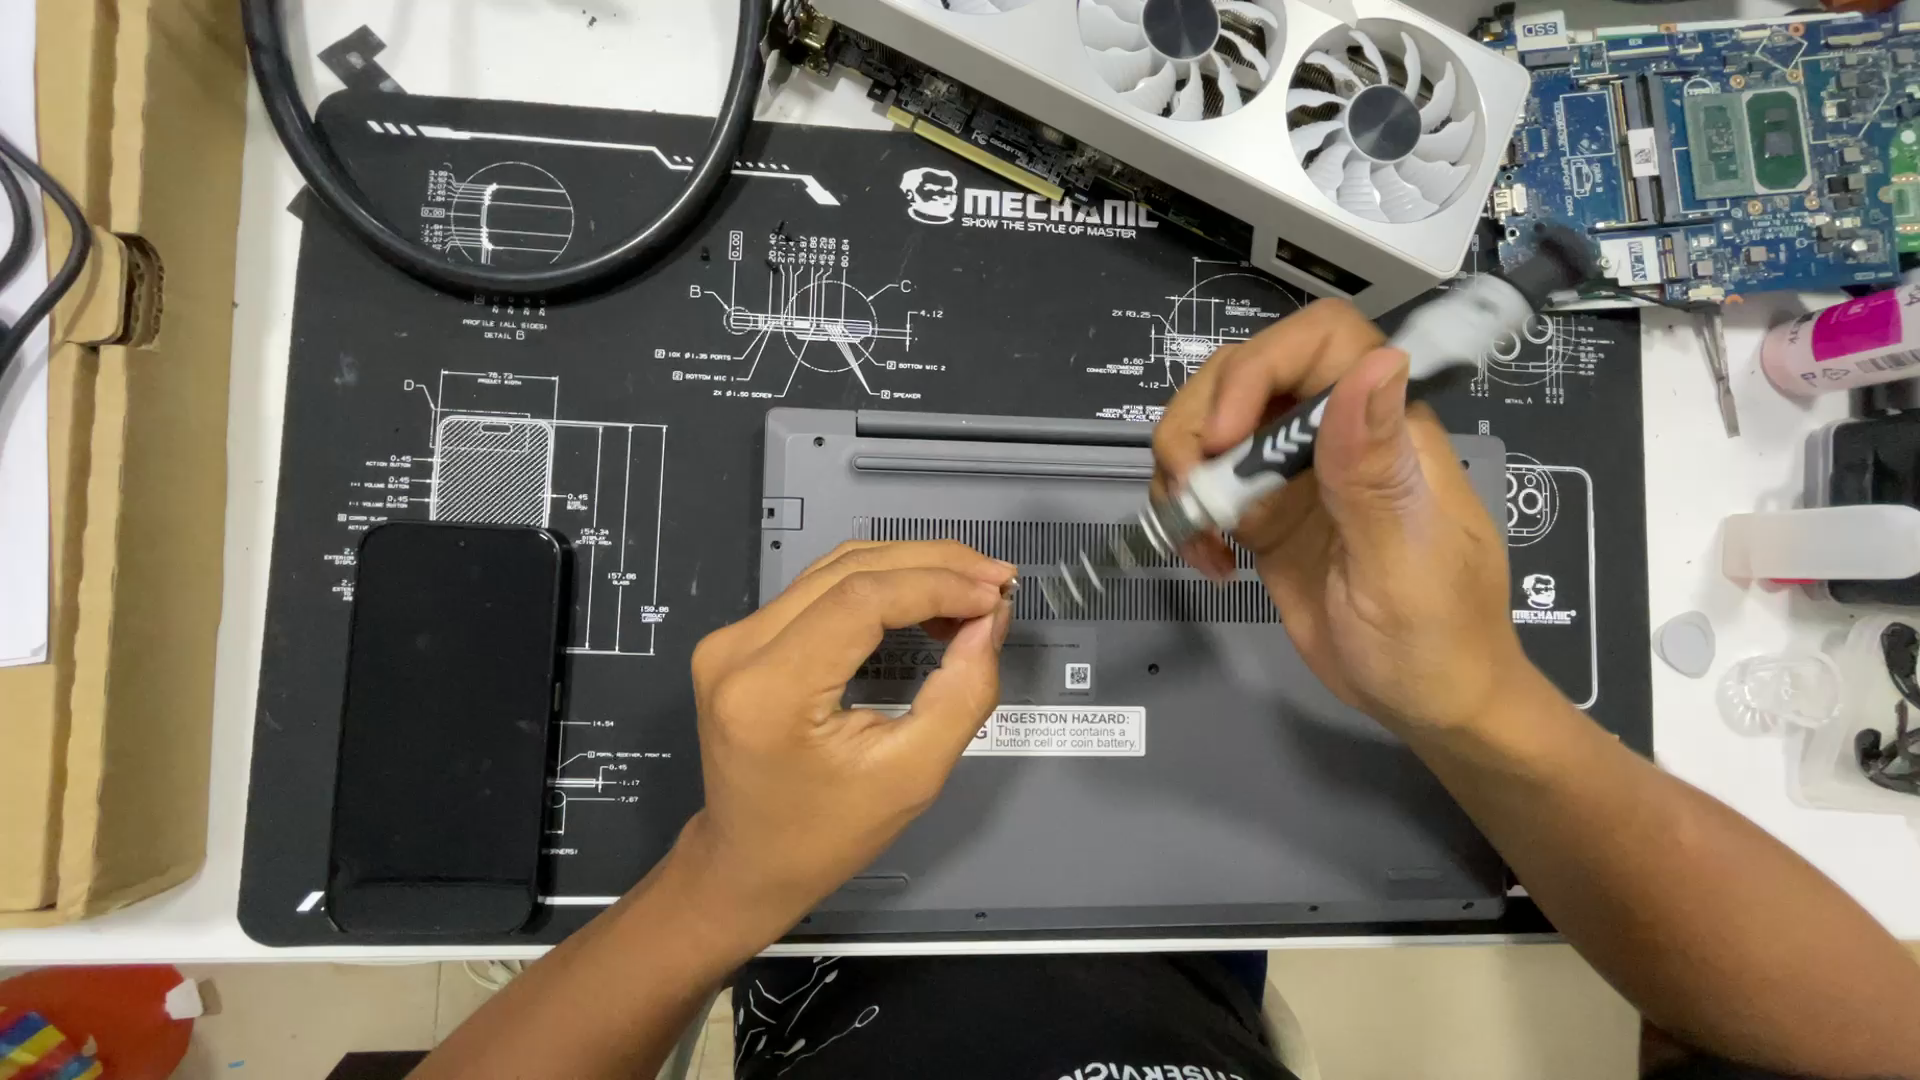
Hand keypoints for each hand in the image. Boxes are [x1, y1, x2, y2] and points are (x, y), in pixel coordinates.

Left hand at [674, 540, 1014, 935]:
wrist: (748, 863)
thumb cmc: (826, 835)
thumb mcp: (913, 775)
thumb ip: (962, 693)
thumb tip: (991, 619)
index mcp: (770, 691)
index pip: (861, 599)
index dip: (936, 584)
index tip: (995, 594)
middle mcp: (738, 648)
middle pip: (849, 570)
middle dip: (933, 564)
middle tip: (996, 578)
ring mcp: (733, 638)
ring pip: (836, 567)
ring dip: (910, 566)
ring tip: (970, 587)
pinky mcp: (741, 637)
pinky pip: (820, 588)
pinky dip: (880, 582)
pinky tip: (924, 598)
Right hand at [1152, 298, 1530, 734]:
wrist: (1423, 698)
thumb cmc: (1435, 638)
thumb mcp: (1405, 564)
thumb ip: (1376, 471)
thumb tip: (1374, 365)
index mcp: (1384, 430)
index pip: (1319, 343)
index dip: (1258, 369)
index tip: (1225, 441)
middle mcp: (1331, 437)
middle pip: (1242, 376)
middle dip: (1197, 426)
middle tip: (1191, 493)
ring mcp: (1290, 475)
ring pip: (1209, 428)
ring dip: (1181, 474)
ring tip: (1197, 536)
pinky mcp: (1262, 513)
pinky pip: (1203, 486)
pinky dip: (1186, 517)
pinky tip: (1209, 560)